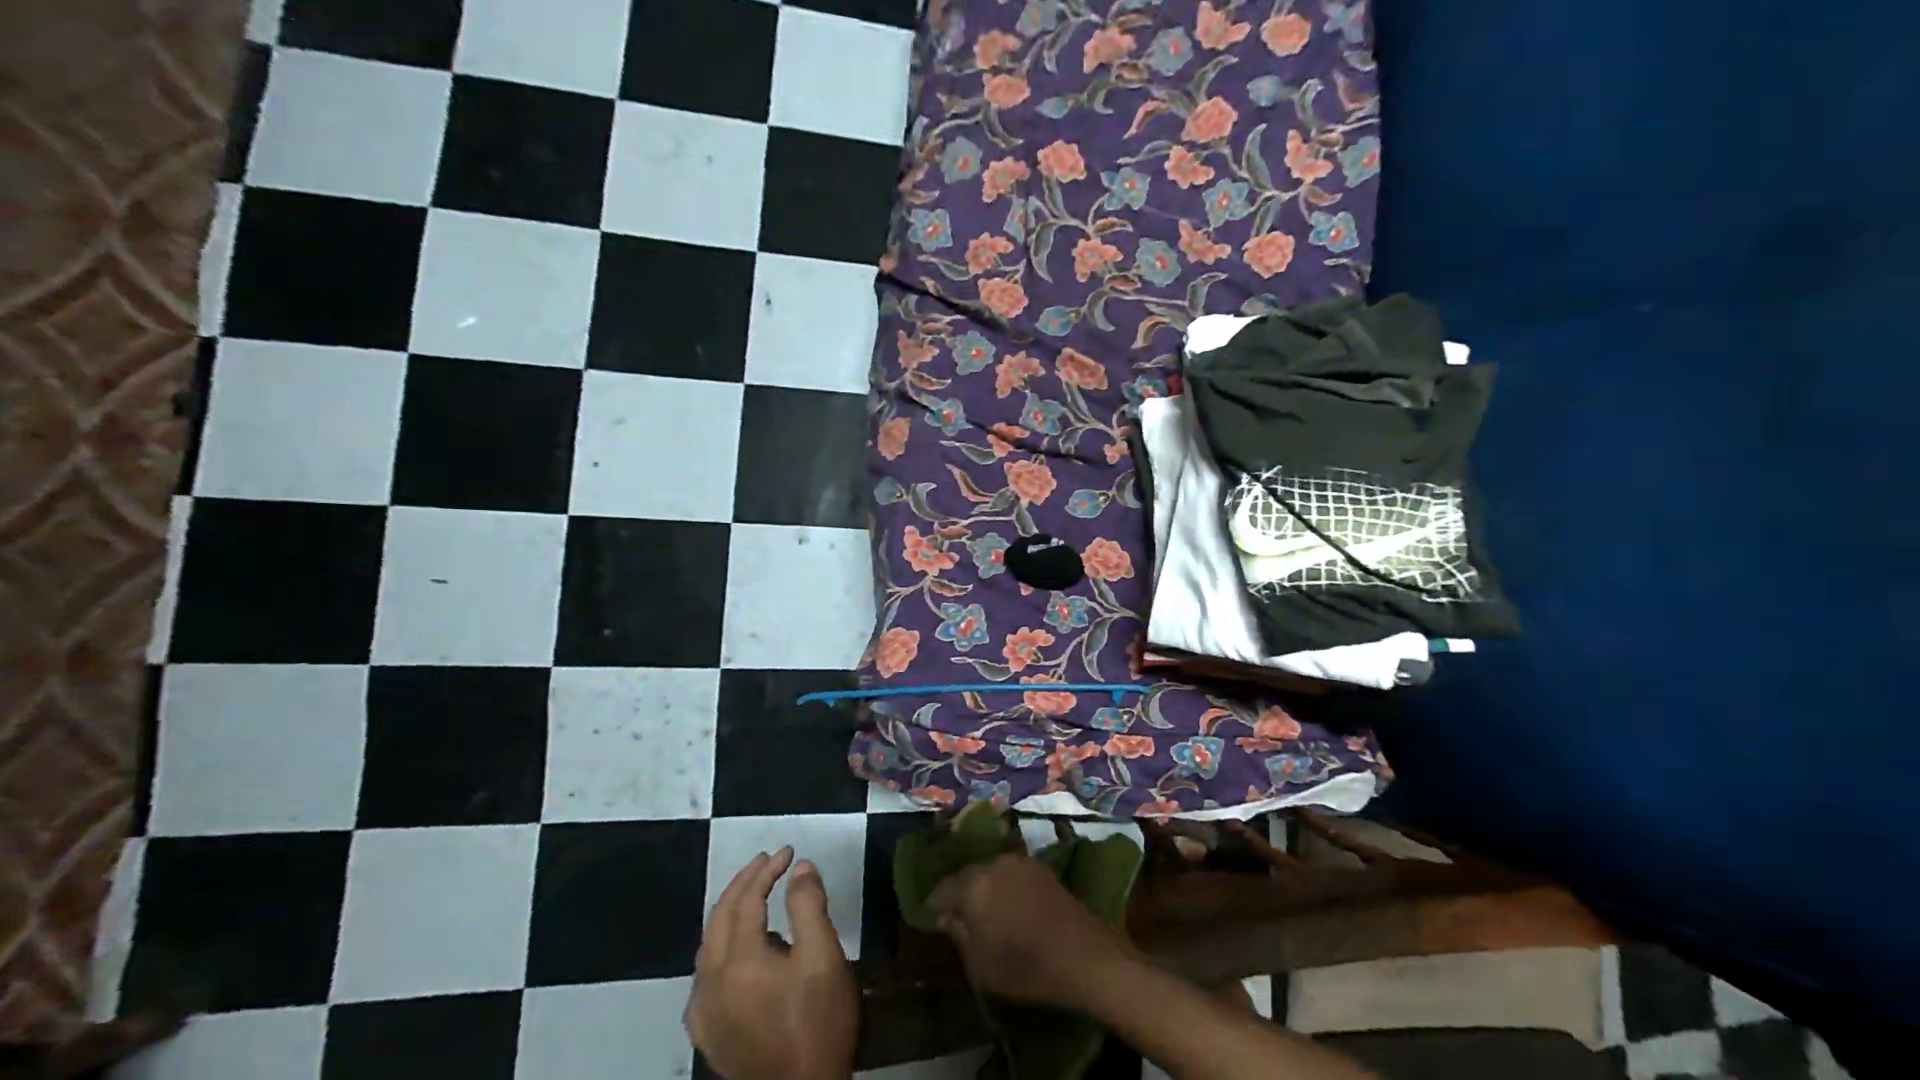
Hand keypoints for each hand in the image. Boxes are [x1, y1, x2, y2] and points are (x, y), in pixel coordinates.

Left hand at [685, 848, 857, 1079]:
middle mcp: (710, 980)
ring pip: (709, 943)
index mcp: (738, 960)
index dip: (768, 870)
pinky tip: (739, 950)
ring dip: (732, 911)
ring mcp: (703, 1009)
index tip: (789, 852)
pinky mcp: (706, 1031)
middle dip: (745, 882)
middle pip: (721, 915)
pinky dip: (721, 946)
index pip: (748, 899)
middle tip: (769, 861)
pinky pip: (705, 973)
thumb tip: (800, 867)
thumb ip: (809, 907)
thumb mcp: (824, 959)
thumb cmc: (818, 1024)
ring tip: (758, 895)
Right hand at [928, 853, 1132, 1010]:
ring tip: (990, 913)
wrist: (1083, 955)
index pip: (941, 890)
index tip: (934, 922)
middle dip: (961, 895)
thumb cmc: (1025, 966)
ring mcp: (1020, 862)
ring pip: (991, 873)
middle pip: (966, 876)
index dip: (935, 907)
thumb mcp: (979, 965)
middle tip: (961, 918)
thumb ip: (957, 935)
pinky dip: (1007, 888)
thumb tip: (947, 916)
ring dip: (986, 889)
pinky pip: (1012, 875)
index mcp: (972, 885)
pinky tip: (1013, 908)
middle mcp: (993, 863)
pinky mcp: (1042, 868)